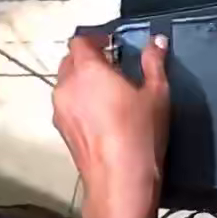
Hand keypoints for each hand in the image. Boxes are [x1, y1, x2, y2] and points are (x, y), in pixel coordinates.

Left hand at [53, 33, 170, 215]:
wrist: (119, 178)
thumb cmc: (140, 130)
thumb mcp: (156, 93)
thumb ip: (154, 62)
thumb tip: (157, 40)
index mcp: (88, 70)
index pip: (80, 41)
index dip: (95, 39)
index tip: (115, 45)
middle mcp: (66, 85)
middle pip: (70, 60)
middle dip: (89, 58)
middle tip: (115, 66)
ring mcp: (59, 109)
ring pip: (66, 82)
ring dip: (83, 79)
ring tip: (108, 91)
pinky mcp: (60, 129)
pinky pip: (67, 103)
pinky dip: (80, 99)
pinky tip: (101, 113)